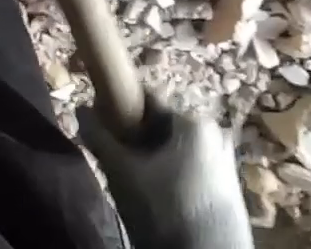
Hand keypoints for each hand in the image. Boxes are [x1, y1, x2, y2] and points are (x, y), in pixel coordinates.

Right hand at [79, 100, 255, 248]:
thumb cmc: (165, 209)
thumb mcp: (121, 171)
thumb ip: (98, 136)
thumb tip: (81, 109)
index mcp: (194, 122)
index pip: (145, 100)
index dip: (118, 113)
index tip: (102, 132)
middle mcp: (215, 135)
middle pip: (159, 127)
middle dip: (135, 142)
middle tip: (116, 164)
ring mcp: (225, 165)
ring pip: (173, 152)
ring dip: (151, 163)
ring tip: (134, 186)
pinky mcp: (229, 192)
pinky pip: (189, 171)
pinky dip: (170, 180)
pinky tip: (157, 203)